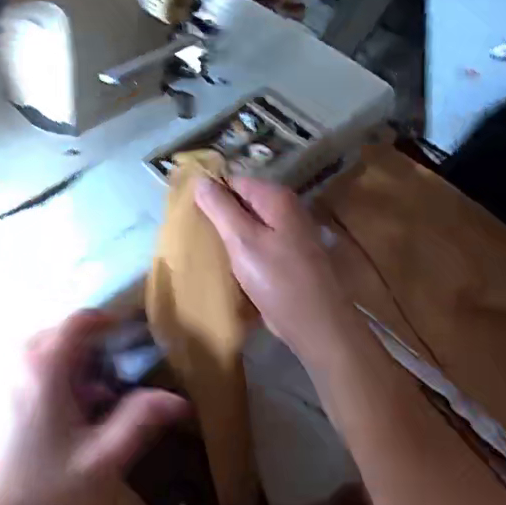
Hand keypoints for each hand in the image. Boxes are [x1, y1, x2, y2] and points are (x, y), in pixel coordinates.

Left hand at [0, 310, 189, 504]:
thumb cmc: (41, 492)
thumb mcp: (100, 460)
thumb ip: (139, 421)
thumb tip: (177, 400)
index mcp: (43, 363)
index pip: (80, 320)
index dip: (108, 324)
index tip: (127, 344)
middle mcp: (11, 355)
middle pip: (57, 335)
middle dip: (85, 355)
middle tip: (104, 393)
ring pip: (35, 351)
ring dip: (60, 368)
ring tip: (74, 413)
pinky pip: (13, 366)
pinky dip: (34, 378)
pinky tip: (42, 422)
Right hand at [194, 176, 364, 366]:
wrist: (317, 325)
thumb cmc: (278, 280)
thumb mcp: (242, 240)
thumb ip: (220, 207)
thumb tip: (199, 179)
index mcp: (276, 198)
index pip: (233, 182)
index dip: (210, 195)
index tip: (188, 213)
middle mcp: (287, 209)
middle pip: (242, 202)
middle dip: (218, 216)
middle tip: (193, 233)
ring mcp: (290, 233)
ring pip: (249, 225)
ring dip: (229, 236)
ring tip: (206, 250)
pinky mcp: (289, 256)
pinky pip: (258, 244)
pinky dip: (243, 251)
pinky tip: (228, 266)